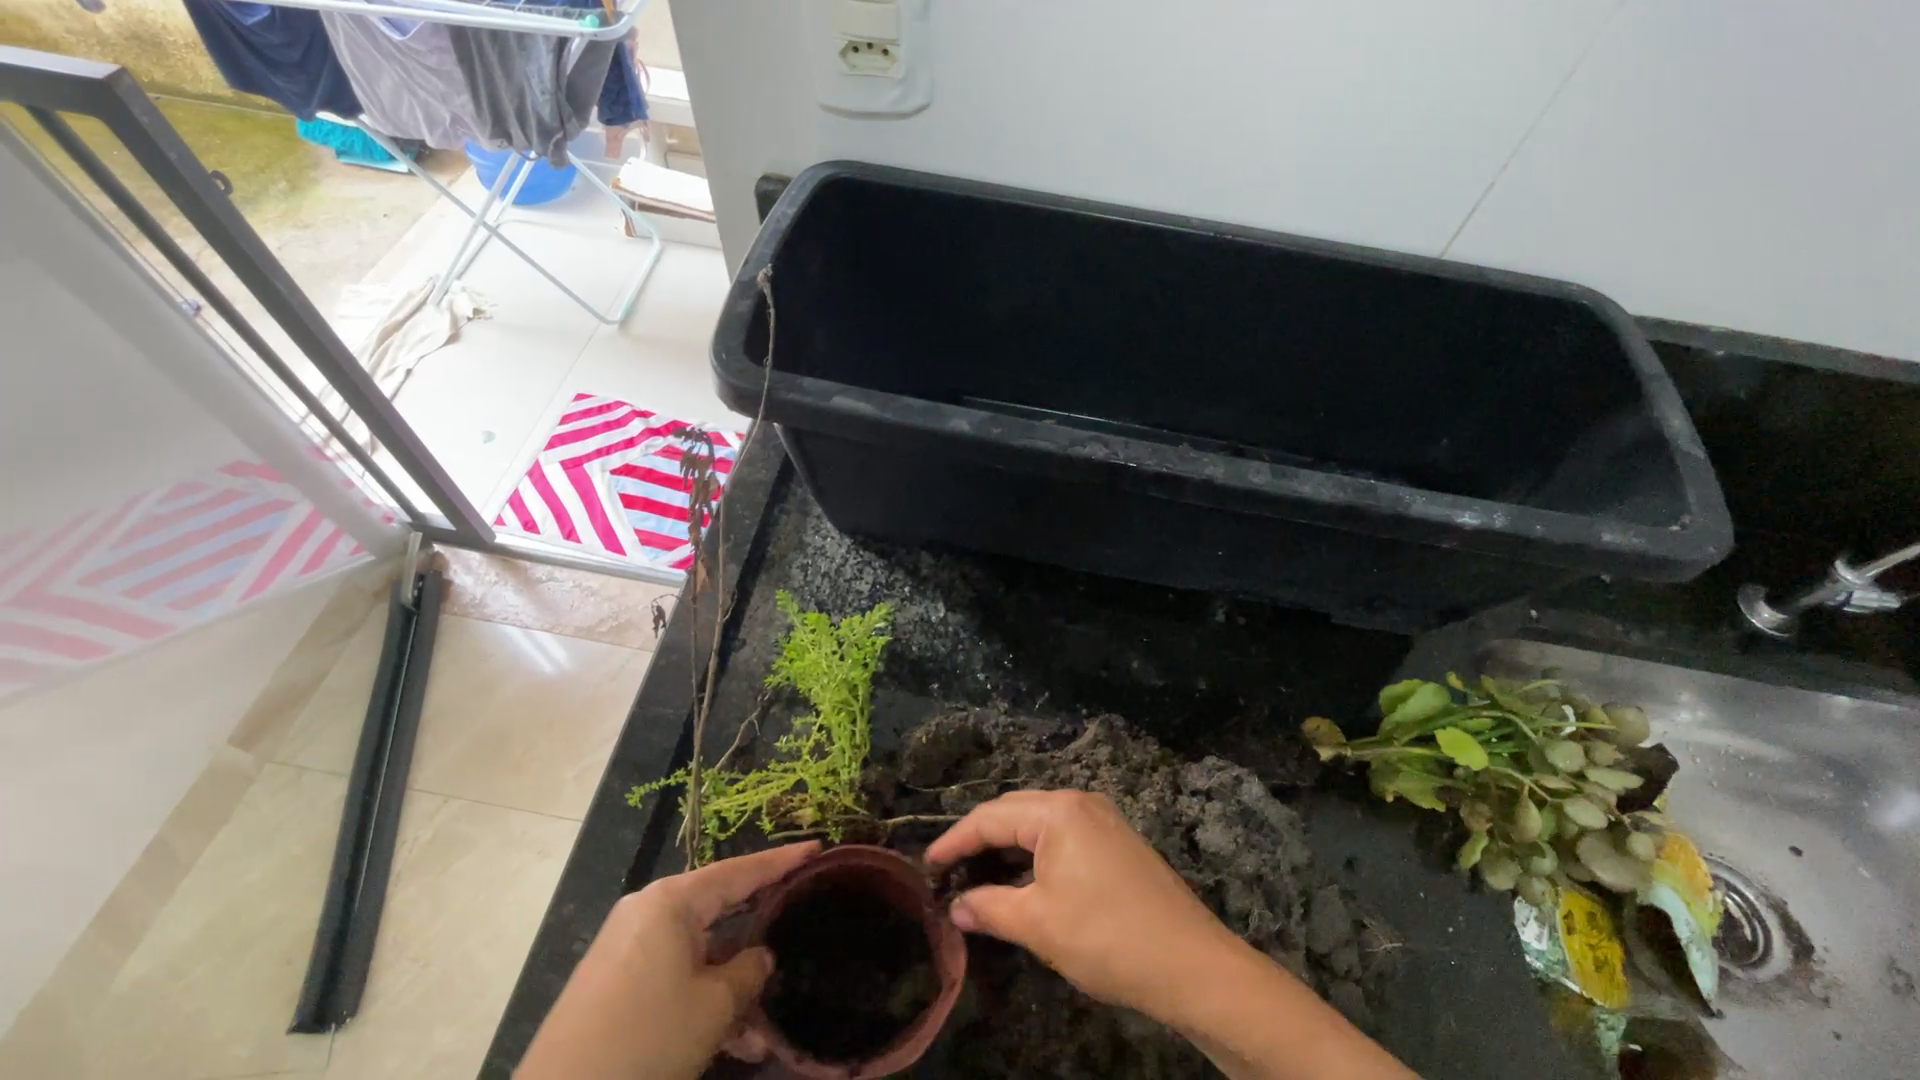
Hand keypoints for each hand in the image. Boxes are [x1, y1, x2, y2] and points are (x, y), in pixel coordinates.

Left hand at [516, 842, 819, 1079]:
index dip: (782, 861)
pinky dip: (704, 1005)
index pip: (739, 871)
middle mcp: (648, 914)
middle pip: (720, 915)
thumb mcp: (714, 1006)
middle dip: (758, 945)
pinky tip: (735, 1046)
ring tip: (765, 1038)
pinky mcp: (617, 986)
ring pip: (701, 957)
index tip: (818, 848)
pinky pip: (676, 981)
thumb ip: (748, 972)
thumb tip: (760, 958)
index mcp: (671, 902)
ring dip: (734, 993)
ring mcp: (629, 950)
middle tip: (801, 942)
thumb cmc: (647, 1037)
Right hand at [928, 793, 1418, 1079]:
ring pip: (1038, 824)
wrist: (1191, 965)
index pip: (989, 817)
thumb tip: (956, 906)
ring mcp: (1104, 820)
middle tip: (948, 871)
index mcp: (1058, 811)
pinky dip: (1034, 854)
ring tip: (978, 877)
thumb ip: (989, 907)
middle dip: (978, 839)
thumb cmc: (1107, 938)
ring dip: (1006, 847)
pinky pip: (1062, 837)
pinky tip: (1022, 881)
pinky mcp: (1119, 843)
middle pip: (1013, 812)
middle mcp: (1081, 802)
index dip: (953, 842)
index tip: (926, 867)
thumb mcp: (1038, 924)